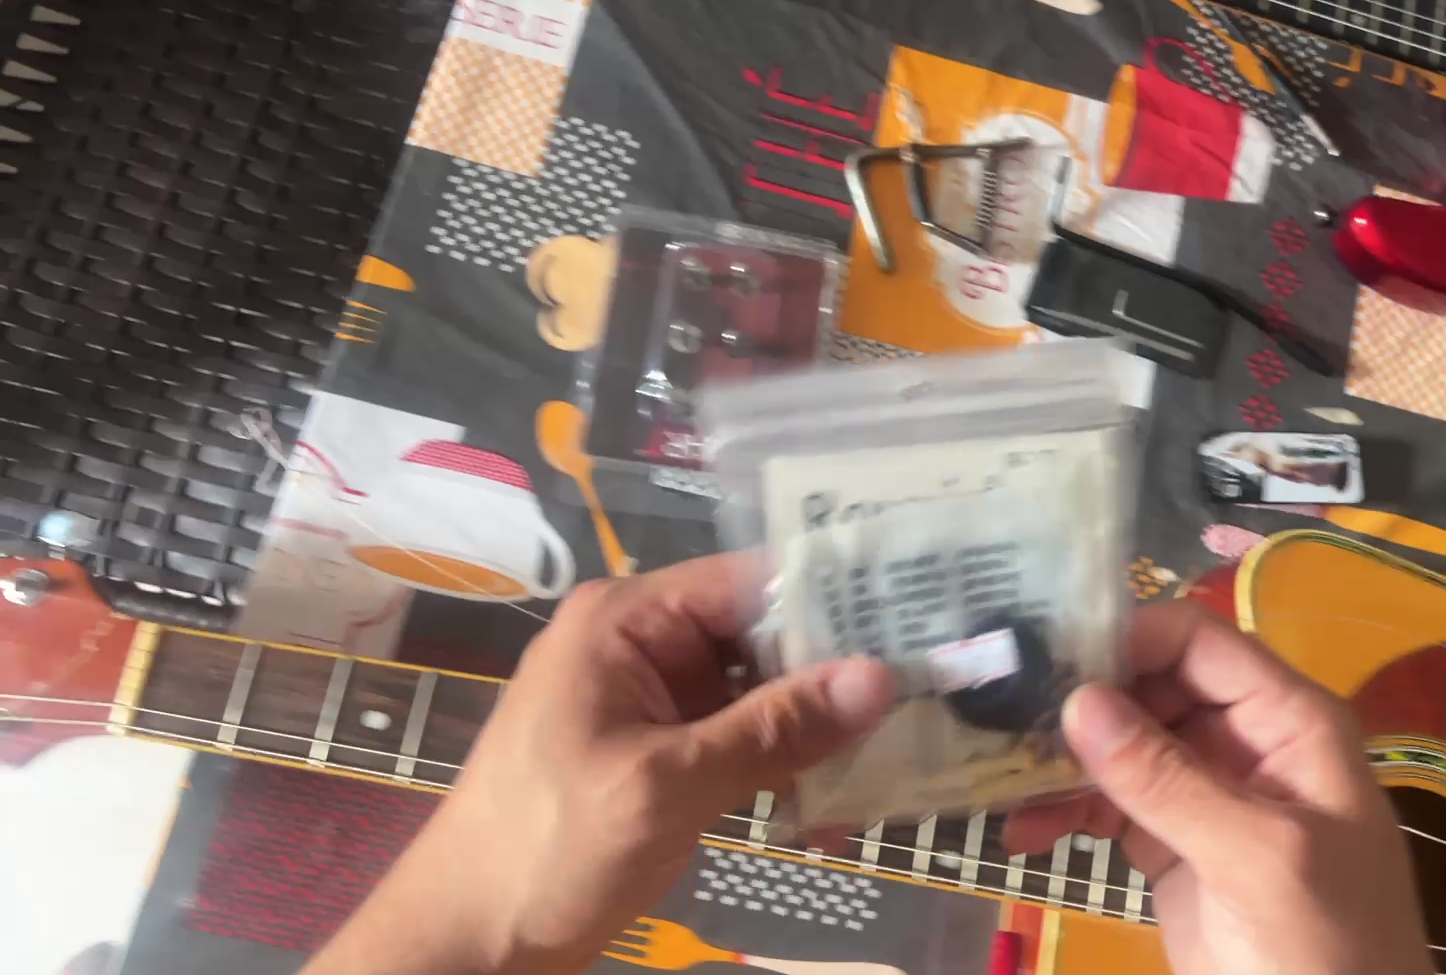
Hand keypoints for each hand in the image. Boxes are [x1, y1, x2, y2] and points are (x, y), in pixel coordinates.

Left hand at [304, 554, 895, 974]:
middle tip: (912, 687)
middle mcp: (647, 638)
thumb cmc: (546, 851)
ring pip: (761, 683)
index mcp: (631, 616)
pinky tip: (831, 795)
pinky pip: (744, 728)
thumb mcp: (669, 785)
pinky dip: (783, 755)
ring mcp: (657, 692)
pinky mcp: (666, 739)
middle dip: (829, 667)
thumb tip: (882, 677)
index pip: (749, 580)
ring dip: (813, 720)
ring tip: (887, 744)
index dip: (827, 595)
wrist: (460, 957)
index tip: (903, 619)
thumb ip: (777, 728)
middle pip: (761, 630)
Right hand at [1004, 602, 1431, 974]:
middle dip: (1081, 701)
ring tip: (1007, 781)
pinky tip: (1023, 831)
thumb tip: (1078, 701)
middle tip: (1011, 719)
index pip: (1196, 641)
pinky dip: (1064, 808)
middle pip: (1146, 682)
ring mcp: (1198, 782)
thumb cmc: (1329, 955)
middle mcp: (1237, 734)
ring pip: (1117, 737)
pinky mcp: (1165, 830)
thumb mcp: (1257, 862)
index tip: (1055, 661)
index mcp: (1283, 716)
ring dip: (1062, 759)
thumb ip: (1168, 781)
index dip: (1128, 638)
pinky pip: (1105, 796)